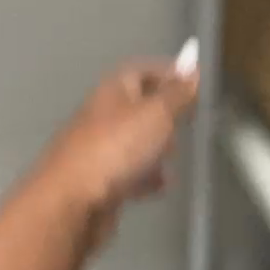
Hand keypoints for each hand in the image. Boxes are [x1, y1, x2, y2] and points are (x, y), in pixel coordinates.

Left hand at [37, 60, 199, 243]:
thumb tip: (192, 67)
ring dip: (156, 149)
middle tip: (188, 125)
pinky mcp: (99, 183)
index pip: (143, 71)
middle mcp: (103, 116)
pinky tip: (159, 186)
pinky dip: (145, 178)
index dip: (169, 74)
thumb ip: (177, 94)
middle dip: (165, 116)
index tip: (195, 85)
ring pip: (134, 143)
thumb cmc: (117, 149)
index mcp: (113, 92)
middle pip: (138, 108)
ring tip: (176, 159)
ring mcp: (98, 151)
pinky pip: (129, 174)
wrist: (73, 201)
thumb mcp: (156, 114)